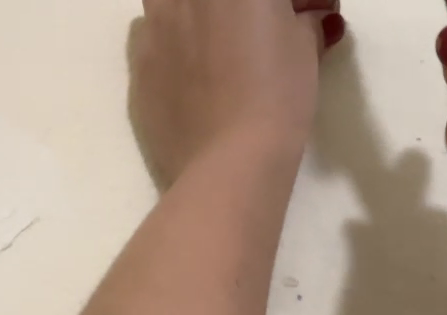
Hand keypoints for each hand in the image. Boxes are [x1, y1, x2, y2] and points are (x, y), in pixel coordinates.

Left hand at [130, 0, 346, 186]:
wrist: (228, 167)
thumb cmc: (277, 101)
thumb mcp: (305, 53)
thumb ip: (303, 24)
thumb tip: (308, 19)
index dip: (285, 7)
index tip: (298, 19)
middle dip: (234, 10)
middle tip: (254, 33)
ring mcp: (156, 25)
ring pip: (167, 1)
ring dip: (188, 12)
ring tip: (210, 46)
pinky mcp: (138, 67)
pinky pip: (147, 38)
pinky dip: (166, 46)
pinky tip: (184, 76)